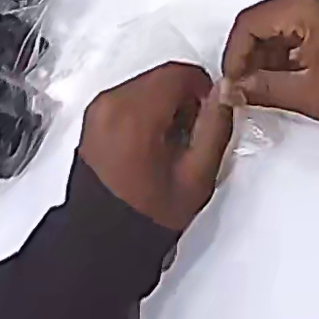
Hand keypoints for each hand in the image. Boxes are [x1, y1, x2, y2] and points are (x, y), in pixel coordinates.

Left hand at [78, 63, 232, 230]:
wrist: (98, 245)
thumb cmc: (145, 218)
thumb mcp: (196, 176)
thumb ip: (216, 126)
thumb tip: (225, 89)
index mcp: (135, 114)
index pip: (180, 74)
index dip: (202, 89)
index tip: (209, 113)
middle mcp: (111, 103)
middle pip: (162, 77)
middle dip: (184, 97)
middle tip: (191, 134)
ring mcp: (98, 109)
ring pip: (147, 84)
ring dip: (165, 102)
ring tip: (171, 144)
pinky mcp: (93, 117)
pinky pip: (129, 96)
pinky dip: (146, 109)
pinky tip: (151, 144)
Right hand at [221, 0, 318, 125]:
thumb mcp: (306, 92)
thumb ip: (262, 89)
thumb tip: (233, 88)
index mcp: (300, 8)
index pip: (247, 24)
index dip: (234, 56)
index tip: (231, 81)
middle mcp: (303, 5)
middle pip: (255, 27)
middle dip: (245, 60)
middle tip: (240, 90)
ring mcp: (310, 16)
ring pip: (267, 36)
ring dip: (260, 64)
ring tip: (259, 92)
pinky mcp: (316, 29)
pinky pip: (283, 42)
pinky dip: (275, 64)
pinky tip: (276, 87)